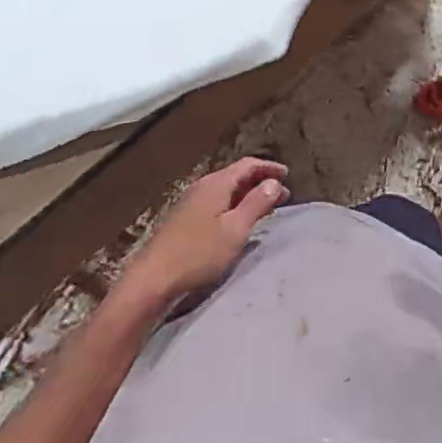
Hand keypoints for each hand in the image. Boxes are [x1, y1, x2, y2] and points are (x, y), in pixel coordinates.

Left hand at [117, 158, 288, 310]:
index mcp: (216, 184)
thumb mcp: (235, 229)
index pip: (248, 165)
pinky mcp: (186, 218)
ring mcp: (192, 202)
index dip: (269, 167)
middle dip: (261, 182)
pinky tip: (240, 220)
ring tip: (266, 206)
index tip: (287, 175)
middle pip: (237, 175)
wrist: (154, 277)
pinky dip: (235, 204)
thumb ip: (256, 203)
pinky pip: (218, 202)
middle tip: (282, 194)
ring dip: (248, 195)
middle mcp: (203, 187)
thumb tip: (273, 182)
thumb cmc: (199, 253)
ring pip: (227, 190)